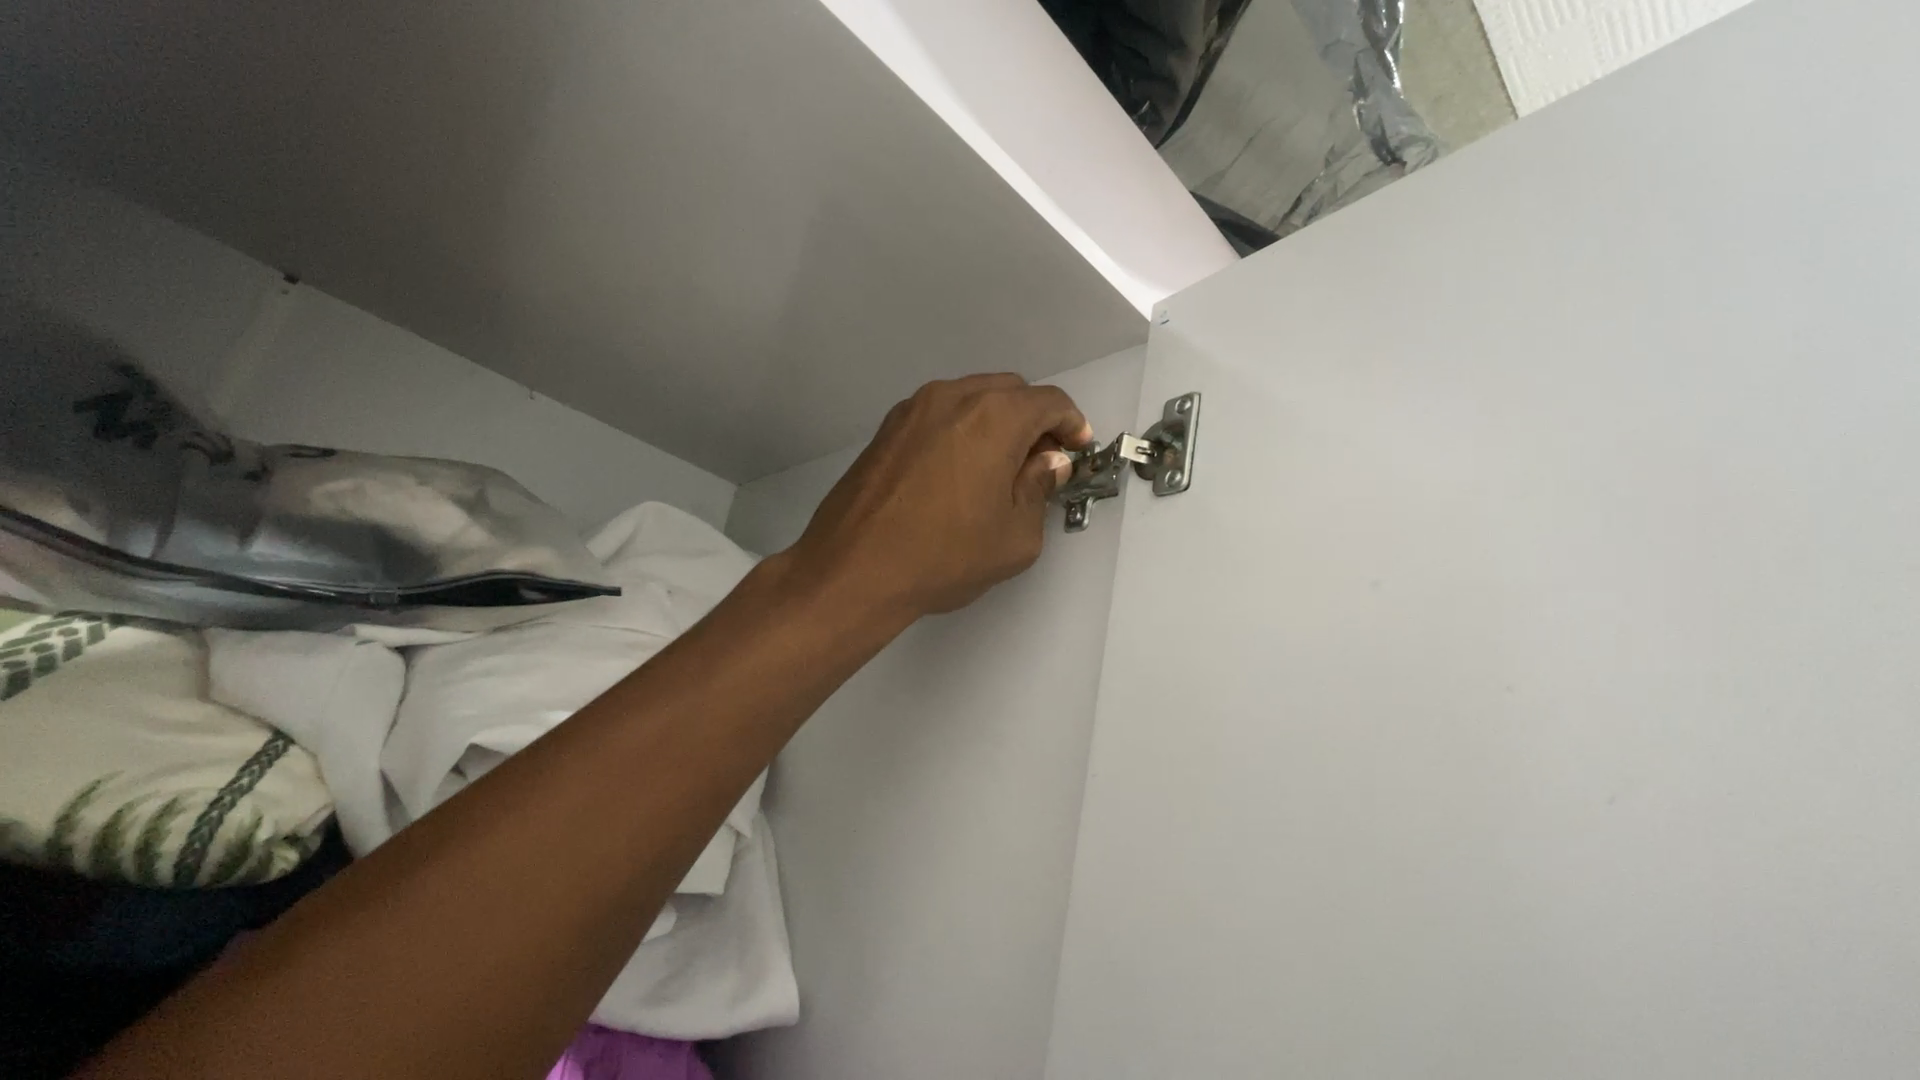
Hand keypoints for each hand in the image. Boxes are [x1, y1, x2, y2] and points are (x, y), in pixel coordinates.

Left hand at [784, 374, 1093, 618]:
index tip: (1076, 450)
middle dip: (1034, 421)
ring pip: (971, 399)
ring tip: (1000, 469)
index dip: (1072, 425)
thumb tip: (1047, 462)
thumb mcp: (1015, 536)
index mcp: (994, 416)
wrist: (854, 570)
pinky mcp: (887, 429)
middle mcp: (953, 397)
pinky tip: (960, 472)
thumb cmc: (944, 557)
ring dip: (996, 423)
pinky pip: (940, 415)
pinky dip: (962, 429)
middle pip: (1010, 392)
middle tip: (1042, 463)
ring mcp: (913, 409)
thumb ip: (1039, 489)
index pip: (1049, 402)